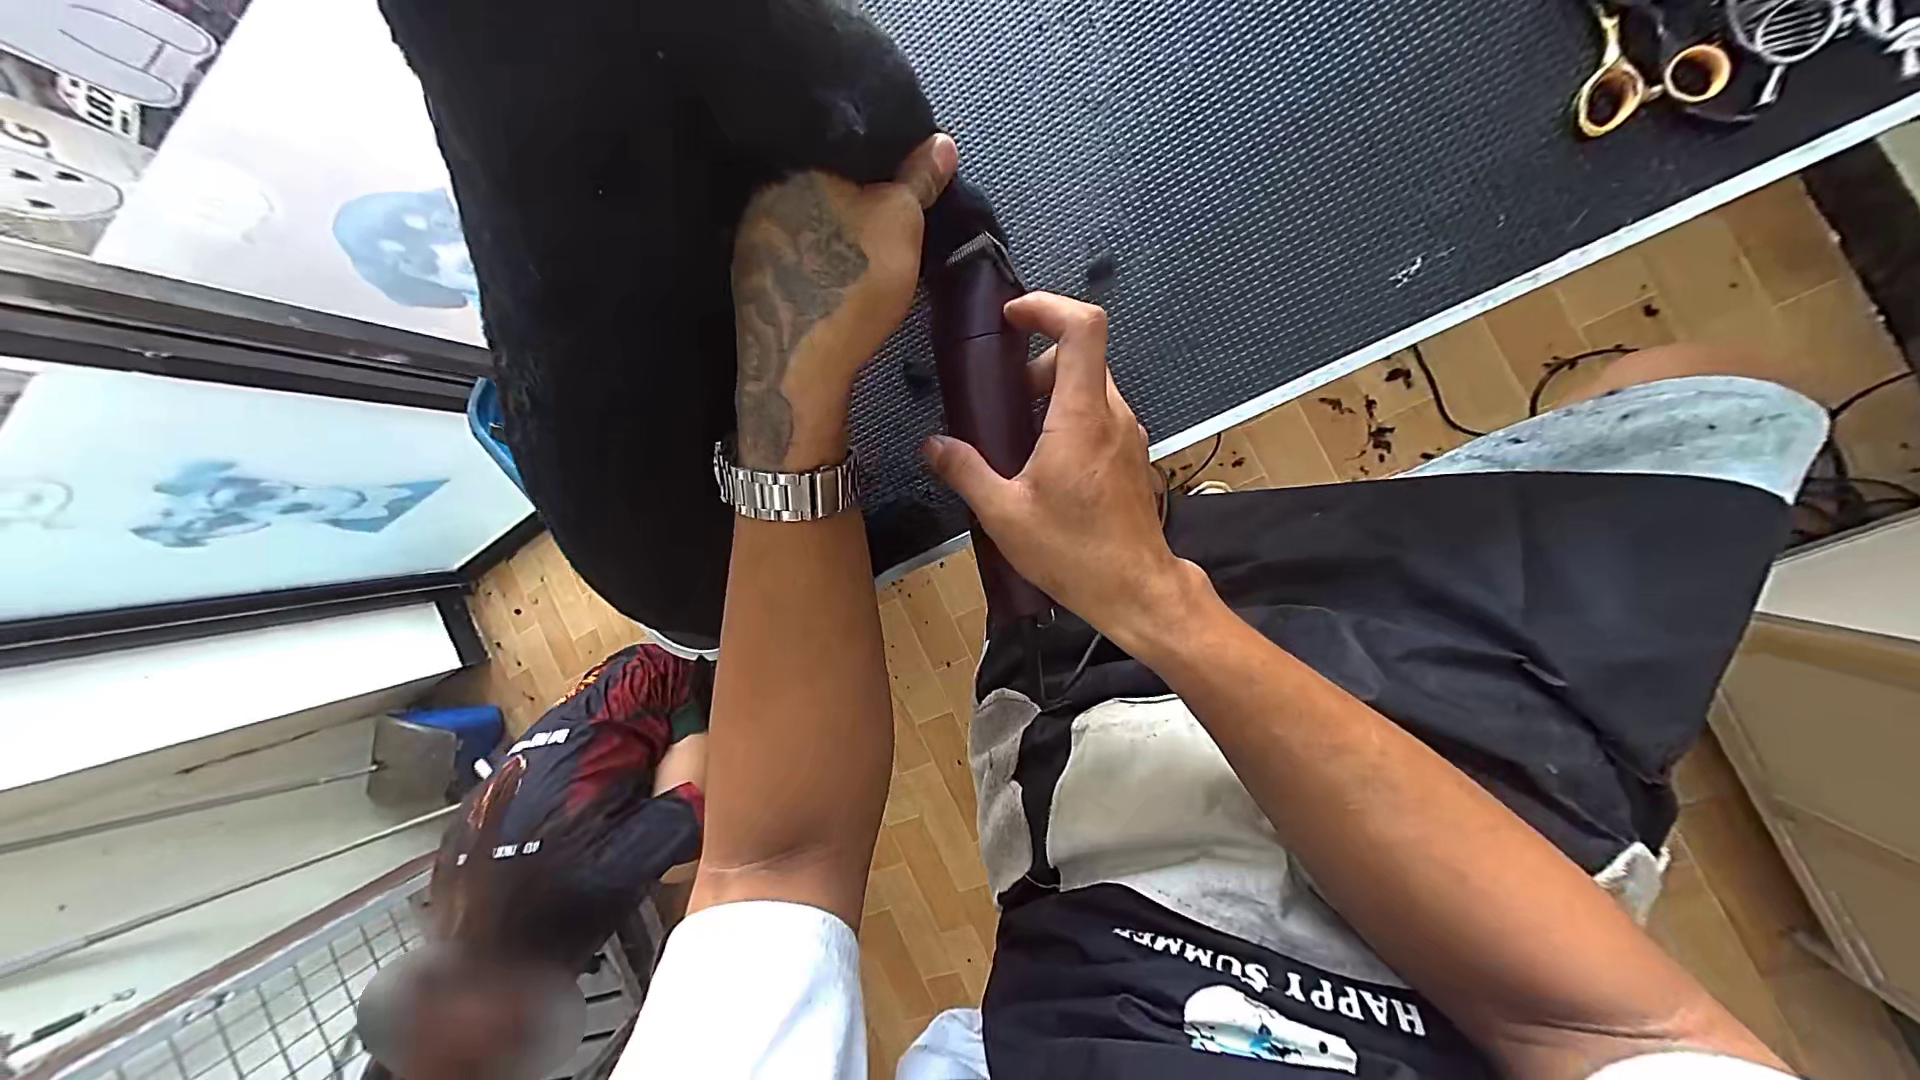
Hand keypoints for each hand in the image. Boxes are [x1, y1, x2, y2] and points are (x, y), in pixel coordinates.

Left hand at [732, 133, 957, 468]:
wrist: (803, 361)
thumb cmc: (854, 280)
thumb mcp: (901, 222)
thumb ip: (918, 180)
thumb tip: (942, 141)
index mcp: (795, 163)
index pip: (844, 145)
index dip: (881, 163)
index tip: (906, 188)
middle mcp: (764, 193)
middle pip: (822, 182)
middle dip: (856, 195)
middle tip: (891, 221)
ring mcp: (753, 239)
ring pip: (810, 221)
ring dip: (837, 230)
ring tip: (868, 252)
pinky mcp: (754, 280)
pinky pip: (798, 254)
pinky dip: (820, 259)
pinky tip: (838, 279)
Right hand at [923, 292, 1208, 647]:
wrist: (1135, 590)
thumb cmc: (1073, 553)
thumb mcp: (1004, 513)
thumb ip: (965, 471)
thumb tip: (934, 446)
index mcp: (1081, 417)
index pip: (1083, 328)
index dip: (1047, 307)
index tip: (1013, 318)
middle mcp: (1113, 416)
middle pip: (1080, 356)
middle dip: (1036, 367)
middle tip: (1004, 402)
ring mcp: (1128, 436)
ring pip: (1091, 387)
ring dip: (1052, 395)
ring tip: (1019, 438)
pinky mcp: (1131, 457)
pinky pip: (1100, 416)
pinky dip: (1070, 419)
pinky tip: (1046, 463)